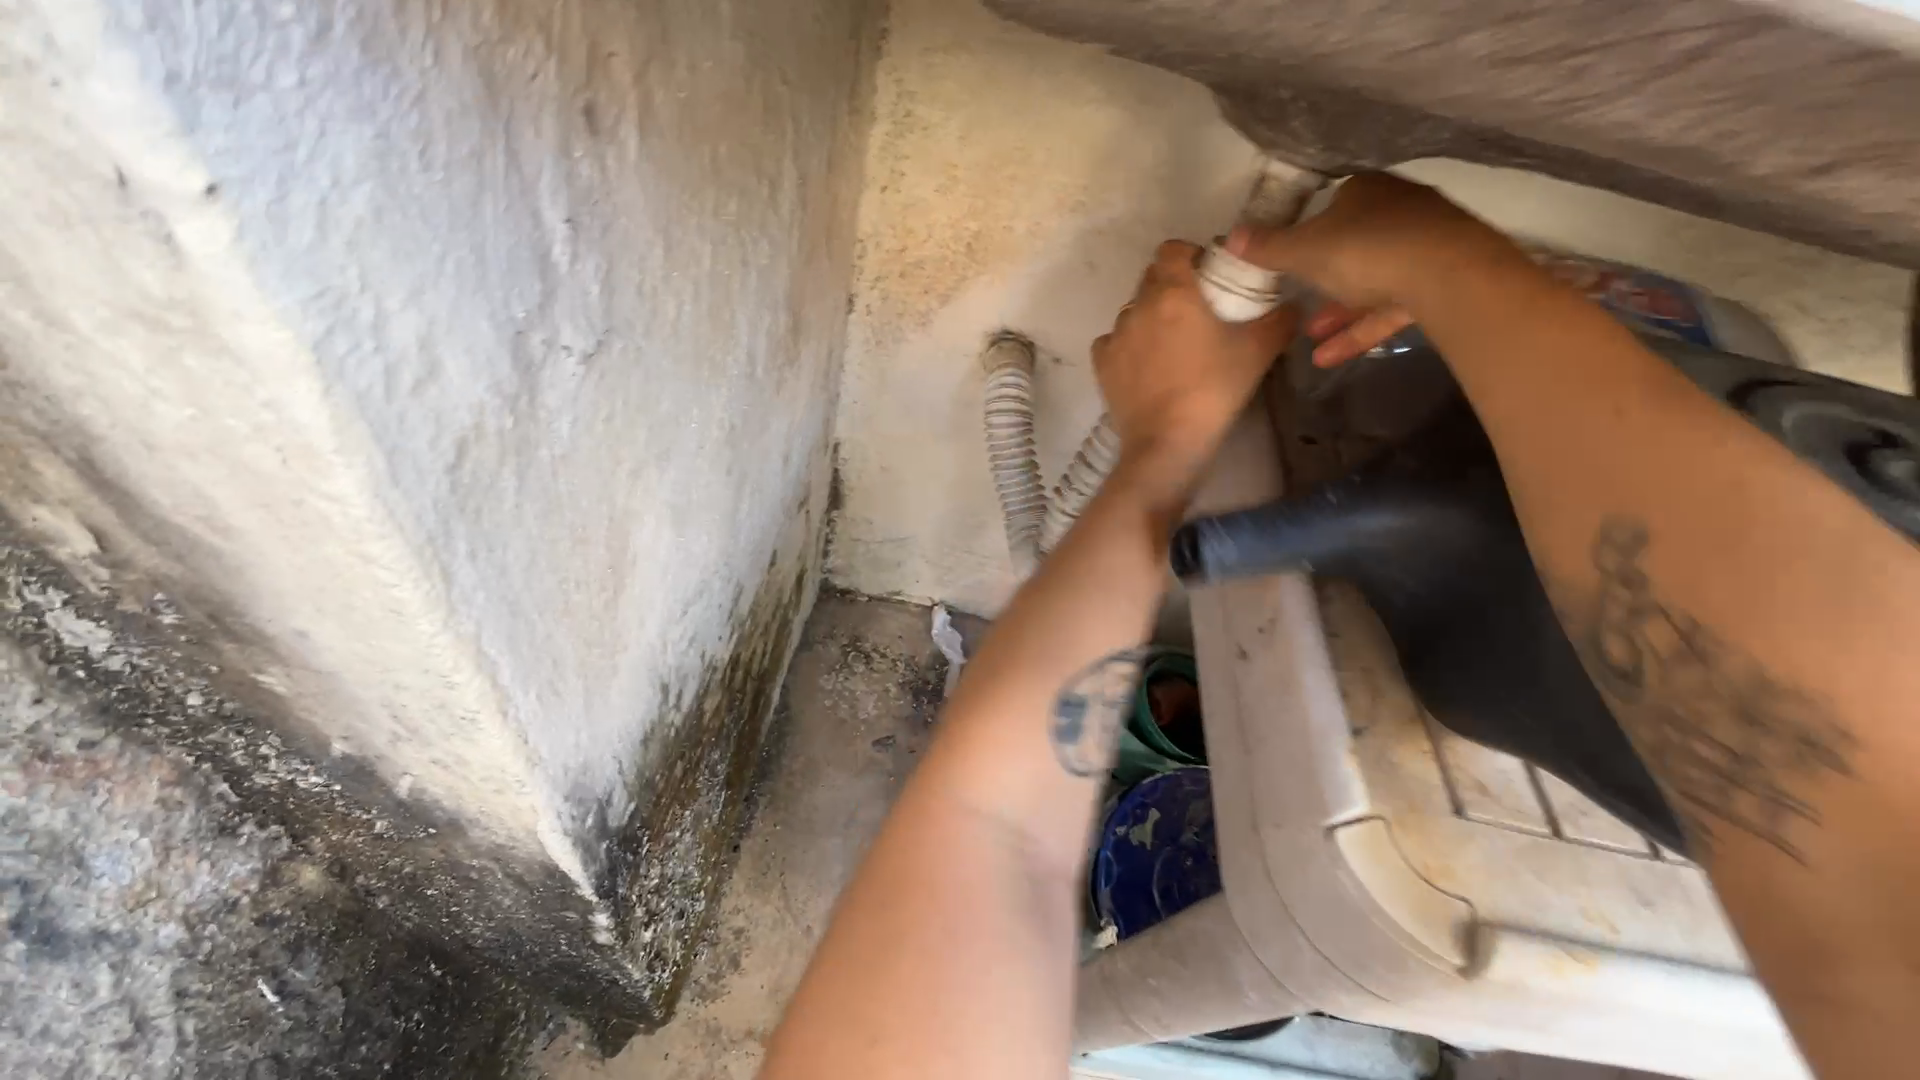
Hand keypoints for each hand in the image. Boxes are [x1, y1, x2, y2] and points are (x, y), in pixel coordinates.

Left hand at [1092, 240, 1293, 477]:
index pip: (1171, 250)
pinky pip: (1113, 341)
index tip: (1207, 272)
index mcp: (1172, 292)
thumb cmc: (1213, 390)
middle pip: (1150, 278)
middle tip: (1196, 309)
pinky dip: (1129, 344)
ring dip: (1150, 316)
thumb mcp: (1258, 352)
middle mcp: (1137, 307)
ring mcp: (1115, 337)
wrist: (1166, 443)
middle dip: (1171, 284)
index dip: (1189, 254)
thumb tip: (1293, 305)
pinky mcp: (1101, 365)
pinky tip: (1146, 364)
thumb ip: (1280, 320)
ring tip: (1172, 343)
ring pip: (1132, 311)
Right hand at [1228, 173, 1530, 367]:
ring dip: (1339, 310)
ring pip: (1372, 279)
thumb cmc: (1366, 250)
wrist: (1447, 275)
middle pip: (1352, 244)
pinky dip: (1360, 329)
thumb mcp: (1303, 251)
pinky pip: (1390, 306)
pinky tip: (1329, 357)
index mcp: (1365, 191)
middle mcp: (1397, 211)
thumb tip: (1229, 237)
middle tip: (1296, 303)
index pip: (1332, 203)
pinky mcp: (1439, 282)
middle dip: (1322, 278)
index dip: (1308, 229)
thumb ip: (1267, 247)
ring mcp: (1423, 246)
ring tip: (1309, 338)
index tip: (1290, 256)